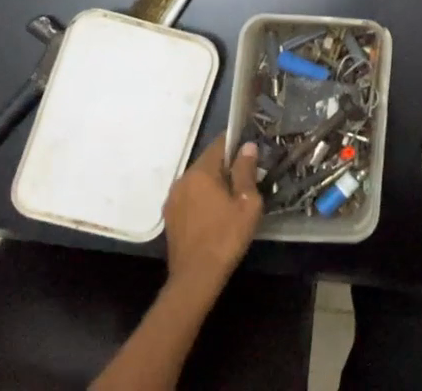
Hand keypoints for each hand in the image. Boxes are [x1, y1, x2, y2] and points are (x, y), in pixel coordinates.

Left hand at [163, 135, 260, 291]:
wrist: (196, 277)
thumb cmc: (226, 237)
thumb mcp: (247, 203)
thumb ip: (246, 171)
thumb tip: (248, 147)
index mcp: (200, 172)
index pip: (219, 144)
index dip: (236, 144)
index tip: (251, 154)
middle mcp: (182, 180)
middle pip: (207, 163)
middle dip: (226, 167)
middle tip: (246, 182)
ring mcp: (173, 199)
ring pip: (198, 181)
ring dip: (213, 184)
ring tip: (231, 200)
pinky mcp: (170, 216)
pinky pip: (189, 197)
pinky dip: (202, 199)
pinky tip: (214, 215)